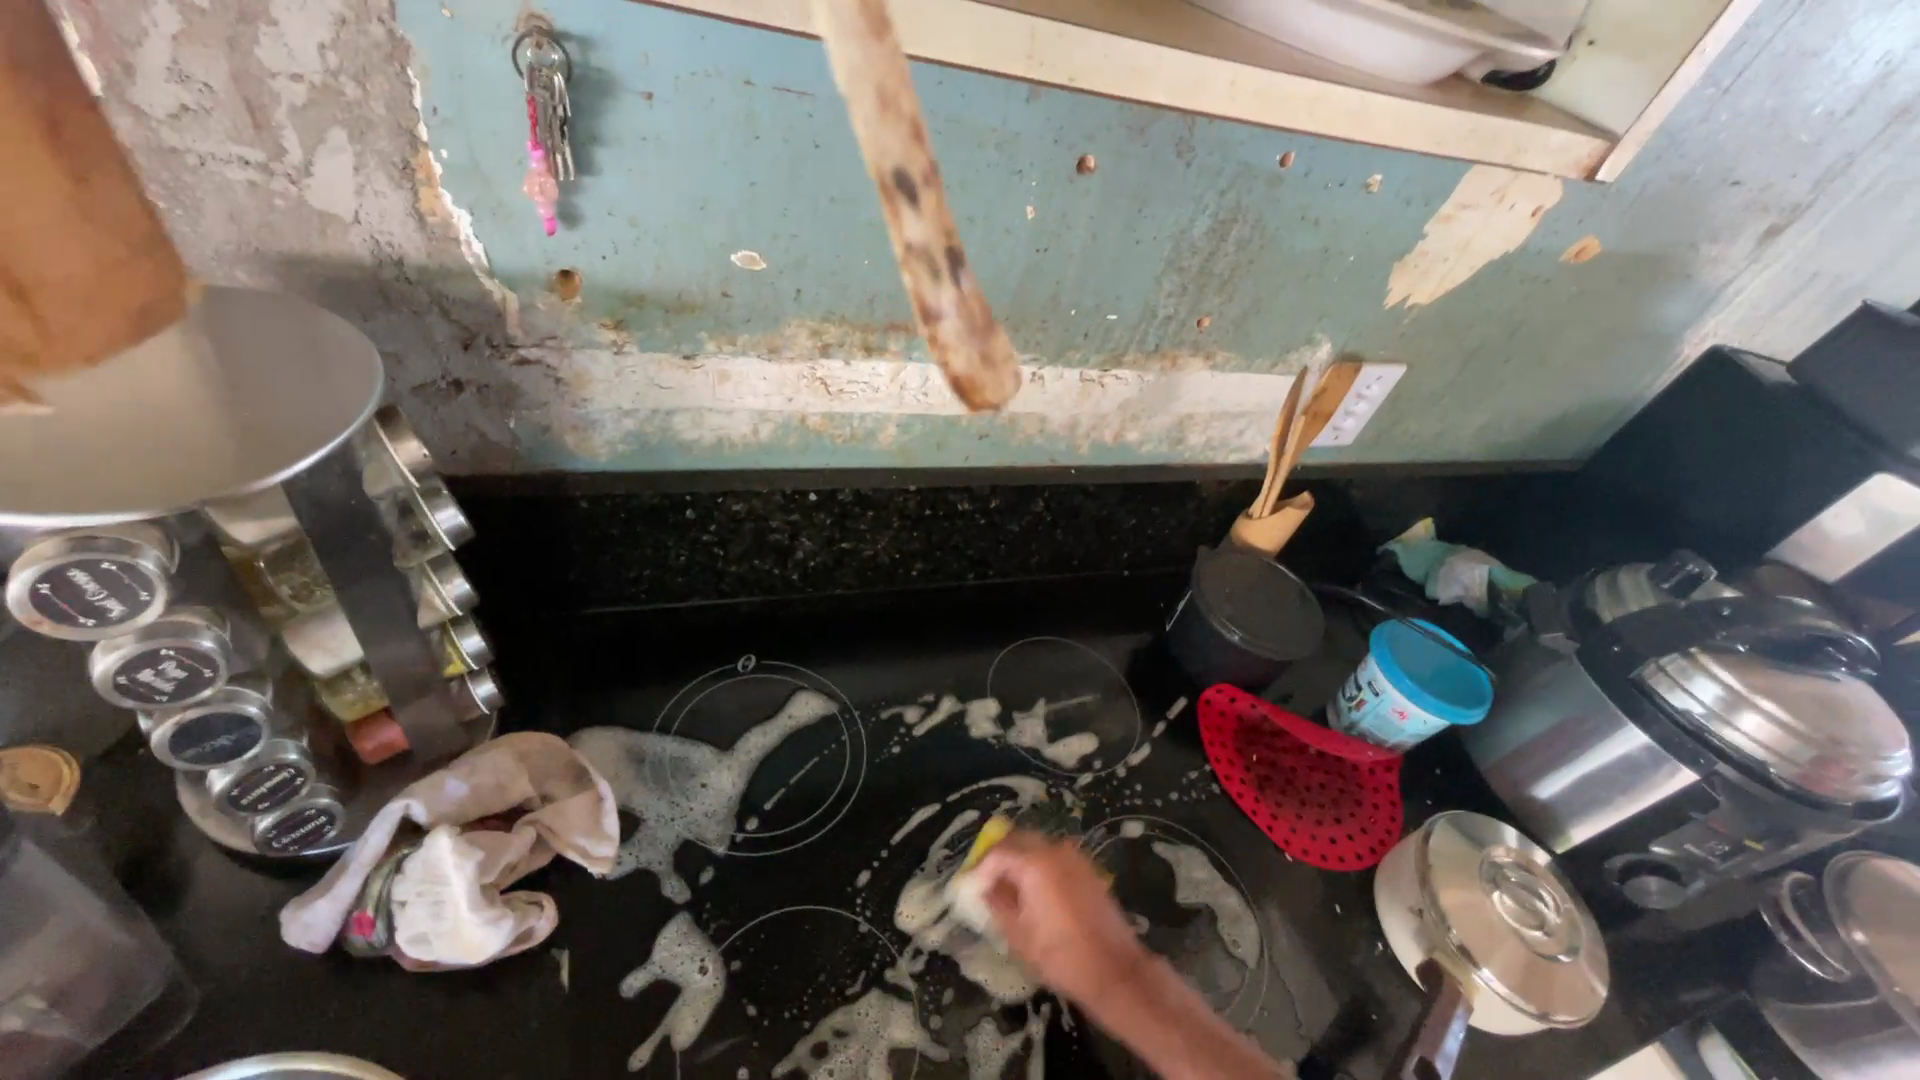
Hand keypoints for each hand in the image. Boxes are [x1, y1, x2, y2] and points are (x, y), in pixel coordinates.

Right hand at [970, 830, 1151, 1009]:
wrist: (1114, 970)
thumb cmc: (1061, 956)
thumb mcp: (1018, 935)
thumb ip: (997, 904)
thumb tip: (985, 889)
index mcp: (1034, 863)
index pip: (997, 852)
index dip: (981, 868)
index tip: (974, 888)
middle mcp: (1055, 851)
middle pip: (1019, 839)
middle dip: (1000, 857)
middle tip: (989, 882)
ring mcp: (1076, 858)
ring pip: (1039, 846)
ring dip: (1021, 859)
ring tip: (1011, 888)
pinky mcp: (1089, 870)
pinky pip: (1057, 857)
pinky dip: (1041, 865)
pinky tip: (1038, 892)